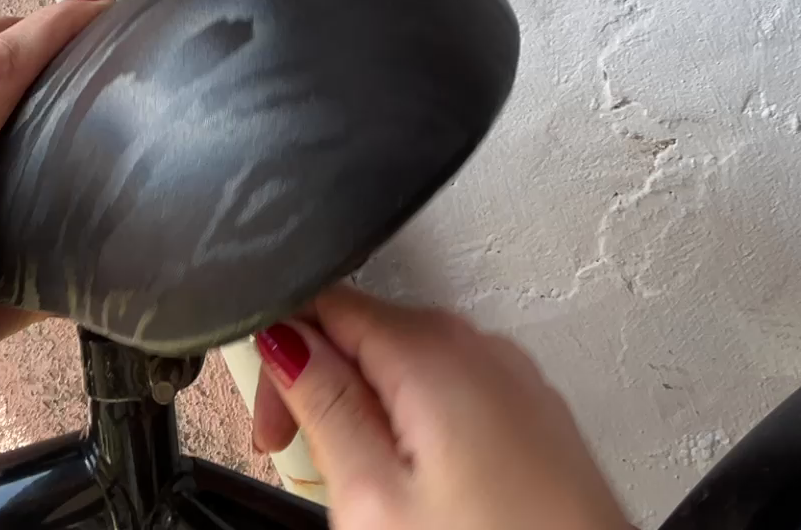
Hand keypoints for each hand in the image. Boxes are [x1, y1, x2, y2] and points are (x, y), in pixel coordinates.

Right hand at [249, 285, 630, 529]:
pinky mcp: (529, 411)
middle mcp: (477, 345)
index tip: (271, 416)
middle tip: (299, 456)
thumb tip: (285, 340)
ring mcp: (511, 377)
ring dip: (363, 404)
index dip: (281, 352)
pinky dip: (412, 418)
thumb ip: (324, 402)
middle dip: (318, 380)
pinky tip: (415, 481)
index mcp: (433, 350)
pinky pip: (448, 388)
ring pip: (403, 361)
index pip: (324, 301)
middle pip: (363, 329)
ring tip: (361, 483)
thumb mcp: (376, 499)